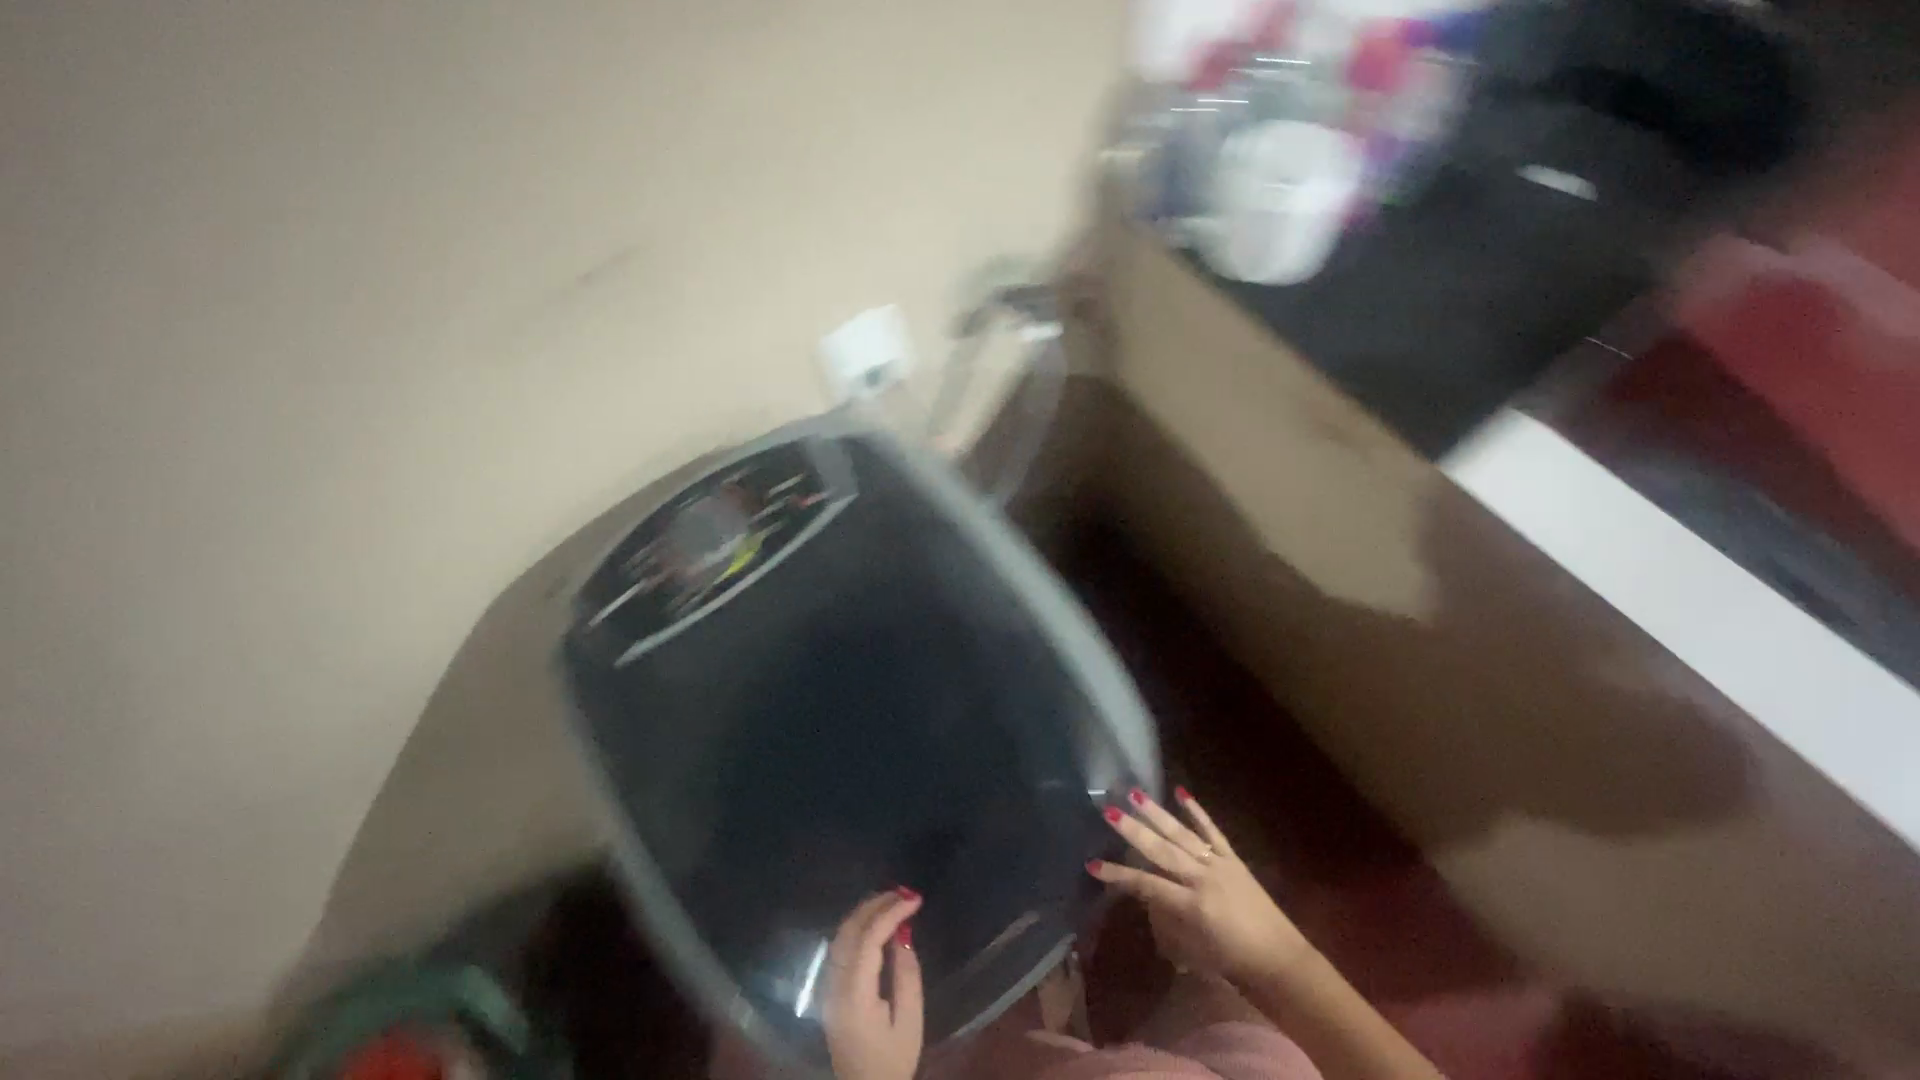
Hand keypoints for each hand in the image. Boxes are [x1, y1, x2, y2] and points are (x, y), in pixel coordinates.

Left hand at [824, 888, 923, 1079]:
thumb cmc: (892, 1060)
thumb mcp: (910, 1021)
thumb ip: (906, 974)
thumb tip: (902, 934)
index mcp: (854, 994)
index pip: (868, 939)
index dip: (890, 913)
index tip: (915, 899)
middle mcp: (834, 984)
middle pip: (849, 931)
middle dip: (876, 905)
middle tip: (904, 892)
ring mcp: (828, 986)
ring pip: (840, 936)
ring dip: (865, 912)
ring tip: (892, 900)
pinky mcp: (829, 989)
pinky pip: (840, 946)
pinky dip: (858, 926)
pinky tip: (875, 921)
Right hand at [1088, 787, 1310, 984]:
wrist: (1279, 960)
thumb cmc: (1232, 962)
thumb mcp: (1192, 948)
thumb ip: (1167, 918)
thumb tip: (1146, 894)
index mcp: (1192, 905)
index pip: (1147, 885)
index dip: (1118, 876)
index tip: (1092, 864)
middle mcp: (1203, 879)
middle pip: (1162, 851)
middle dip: (1134, 831)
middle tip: (1109, 811)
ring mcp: (1220, 865)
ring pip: (1183, 835)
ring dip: (1158, 814)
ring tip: (1136, 794)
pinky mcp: (1234, 860)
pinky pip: (1213, 833)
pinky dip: (1198, 813)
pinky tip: (1182, 794)